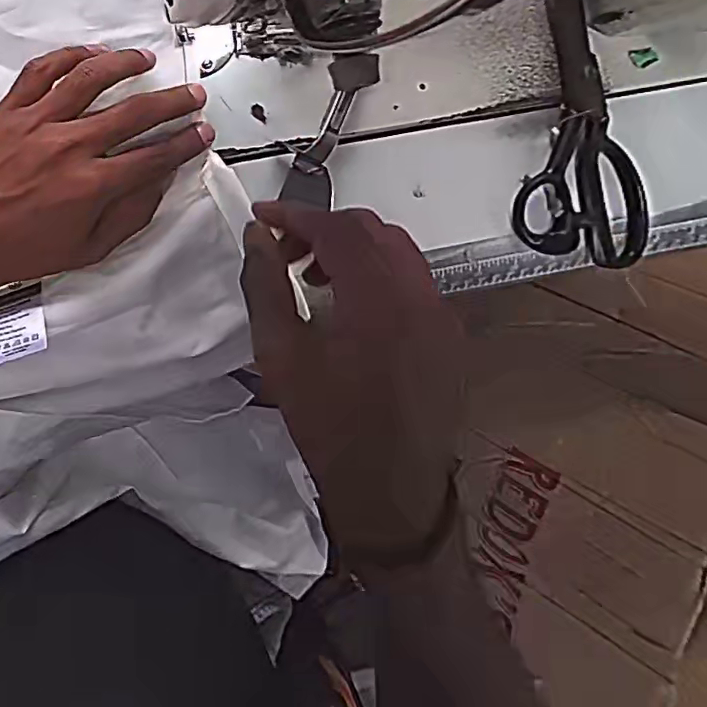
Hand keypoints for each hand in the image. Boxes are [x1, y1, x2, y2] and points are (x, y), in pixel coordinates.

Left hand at [0, 45, 213, 325]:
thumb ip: (129, 215)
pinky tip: (90, 54)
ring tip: (146, 60)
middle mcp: (67, 148)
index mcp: (89, 185)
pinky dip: (69, 56)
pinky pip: (42, 71)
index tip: (198, 134)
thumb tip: (158, 184)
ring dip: (126, 64)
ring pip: (91, 78)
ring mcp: (37, 124)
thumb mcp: (86, 249)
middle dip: (173, 102)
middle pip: (135, 112)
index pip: (154, 155)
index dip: (184, 143)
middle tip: (190, 97)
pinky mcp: (10, 112)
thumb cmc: (17, 248)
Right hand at [240, 201, 465, 561]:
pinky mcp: (448, 333)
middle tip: (282, 248)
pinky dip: (375, 270)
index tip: (263, 218)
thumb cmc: (331, 426)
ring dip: (349, 247)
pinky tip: (347, 301)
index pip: (337, 228)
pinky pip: (411, 277)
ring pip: (394, 248)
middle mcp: (420, 297)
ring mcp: (441, 315)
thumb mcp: (279, 352)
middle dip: (320, 228)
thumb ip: (264, 283)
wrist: (391, 491)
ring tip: (312, 274)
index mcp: (378, 299)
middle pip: (369, 229)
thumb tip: (258, 238)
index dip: (294, 214)